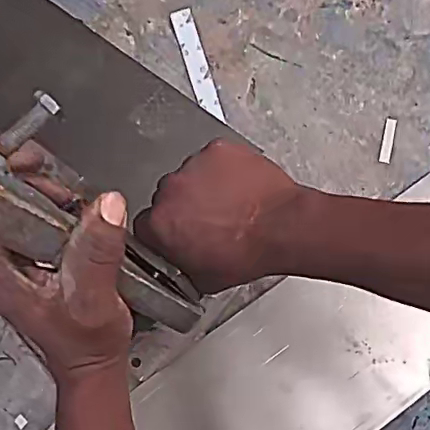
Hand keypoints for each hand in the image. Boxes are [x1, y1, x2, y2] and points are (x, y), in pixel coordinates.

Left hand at [0, 192, 133, 384]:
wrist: (92, 364)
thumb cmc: (84, 343)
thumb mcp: (94, 298)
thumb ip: (97, 253)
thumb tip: (107, 208)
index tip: (25, 165)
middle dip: (28, 183)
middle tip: (64, 196)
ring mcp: (4, 257)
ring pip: (8, 202)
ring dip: (42, 194)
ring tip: (73, 210)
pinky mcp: (22, 257)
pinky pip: (26, 216)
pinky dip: (48, 207)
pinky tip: (71, 217)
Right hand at [135, 141, 312, 291]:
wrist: (283, 227)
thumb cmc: (249, 252)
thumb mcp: (205, 279)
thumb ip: (180, 268)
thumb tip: (179, 266)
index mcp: (160, 224)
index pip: (147, 225)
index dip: (165, 230)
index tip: (178, 232)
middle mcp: (170, 190)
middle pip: (168, 196)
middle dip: (185, 206)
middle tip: (212, 218)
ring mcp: (194, 166)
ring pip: (192, 174)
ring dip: (206, 186)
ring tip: (231, 202)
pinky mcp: (217, 150)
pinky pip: (215, 158)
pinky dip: (226, 169)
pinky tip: (240, 187)